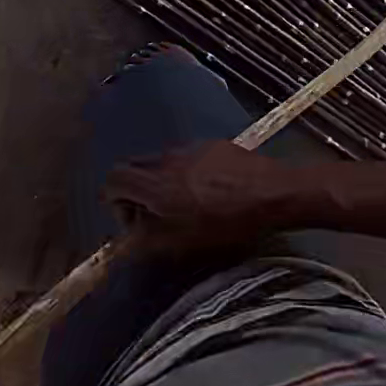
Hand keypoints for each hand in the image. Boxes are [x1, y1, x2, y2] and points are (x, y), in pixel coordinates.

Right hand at [103, 141, 302, 256]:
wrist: (272, 192)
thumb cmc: (226, 222)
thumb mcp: (180, 242)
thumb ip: (145, 237)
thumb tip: (131, 233)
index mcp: (156, 183)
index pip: (113, 178)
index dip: (114, 200)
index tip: (134, 219)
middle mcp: (169, 158)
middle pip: (135, 165)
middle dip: (136, 188)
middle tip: (155, 212)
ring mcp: (194, 146)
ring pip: (162, 159)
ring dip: (162, 179)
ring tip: (185, 202)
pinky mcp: (215, 143)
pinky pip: (188, 155)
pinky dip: (186, 170)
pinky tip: (209, 189)